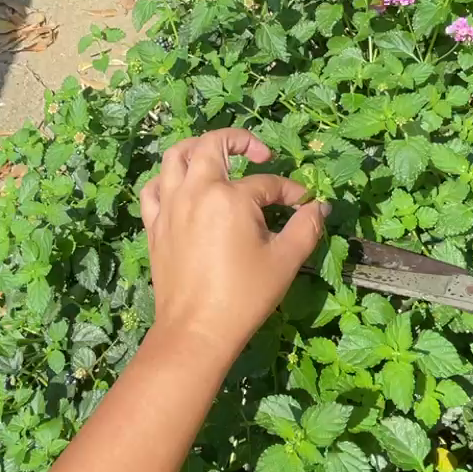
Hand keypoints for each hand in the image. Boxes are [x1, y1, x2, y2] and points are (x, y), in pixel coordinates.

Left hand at [139, 128, 328, 355]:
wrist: (196, 331)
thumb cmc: (244, 296)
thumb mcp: (285, 260)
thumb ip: (306, 226)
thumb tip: (319, 205)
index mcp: (229, 197)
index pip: (267, 183)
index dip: (291, 191)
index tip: (305, 203)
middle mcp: (195, 191)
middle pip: (212, 145)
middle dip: (239, 141)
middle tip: (260, 155)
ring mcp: (170, 205)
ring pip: (175, 156)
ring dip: (198, 148)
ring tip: (218, 157)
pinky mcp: (154, 224)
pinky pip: (153, 188)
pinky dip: (167, 179)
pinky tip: (182, 188)